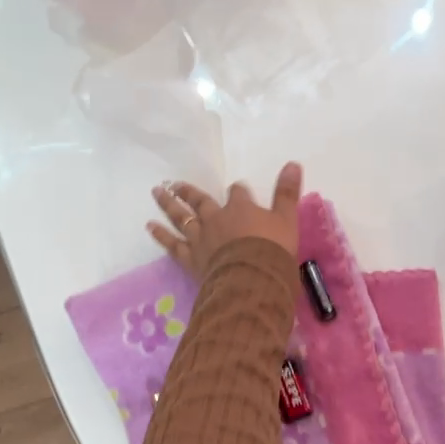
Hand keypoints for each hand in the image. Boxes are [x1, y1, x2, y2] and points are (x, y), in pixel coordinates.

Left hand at [147, 163, 303, 279]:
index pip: (238, 194)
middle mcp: (217, 219)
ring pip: (182, 217)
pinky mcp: (191, 259)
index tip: (238, 191)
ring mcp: (201, 238)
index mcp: (241, 209)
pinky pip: (173, 245)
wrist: (253, 280)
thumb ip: (287, 194)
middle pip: (201, 201)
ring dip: (169, 204)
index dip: (238, 192)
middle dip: (189, 192)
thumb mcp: (287, 221)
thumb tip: (294, 163)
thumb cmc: (273, 252)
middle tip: (176, 184)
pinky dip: (161, 235)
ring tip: (157, 193)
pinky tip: (150, 226)